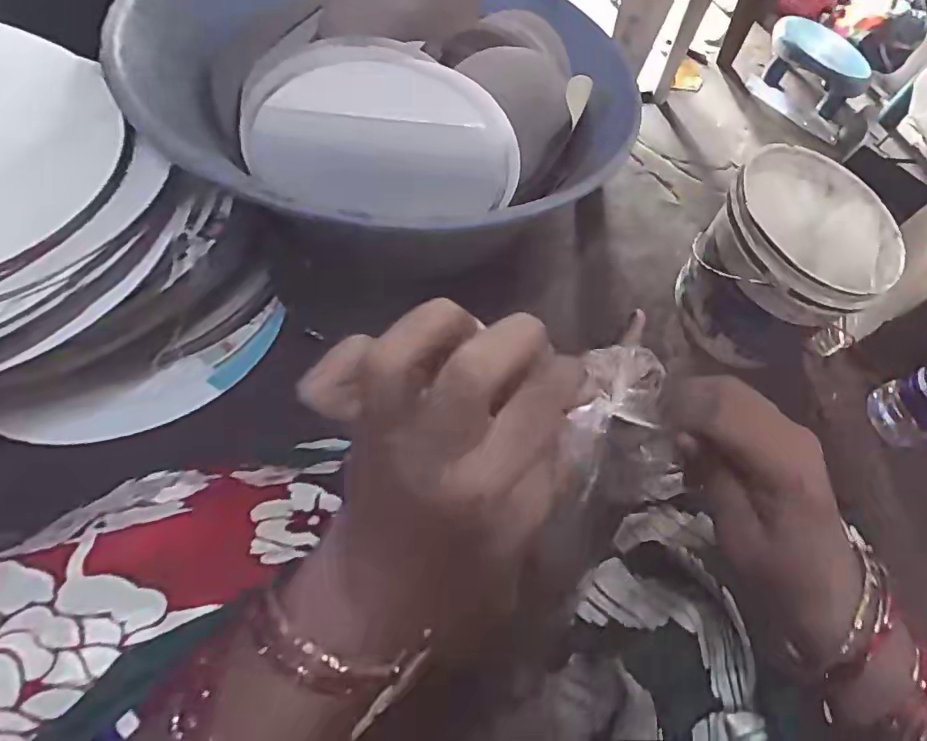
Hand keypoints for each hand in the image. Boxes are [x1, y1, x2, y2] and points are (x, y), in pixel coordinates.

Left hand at [282, 301, 585, 655]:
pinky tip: (411, 358)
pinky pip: (350, 358)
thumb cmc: (463, 573)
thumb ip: (558, 456)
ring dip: (450, 324)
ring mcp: (383, 428)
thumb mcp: (529, 529)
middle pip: (475, 362)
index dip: (566, 372)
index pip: (541, 395)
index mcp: (486, 483)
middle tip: (527, 351)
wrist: (372, 601)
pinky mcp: (353, 417)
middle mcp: (432, 449)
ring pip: (404, 347)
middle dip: (521, 335)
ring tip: (470, 339)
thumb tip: (576, 391)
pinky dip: (372, 343)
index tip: (569, 375)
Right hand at [666, 374, 863, 666]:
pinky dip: (714, 409)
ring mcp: (793, 428)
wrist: (835, 592)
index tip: (652, 421)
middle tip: (655, 418)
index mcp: (784, 461)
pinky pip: (744, 405)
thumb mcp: (738, 538)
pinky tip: (697, 433)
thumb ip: (713, 478)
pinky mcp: (788, 433)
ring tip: (671, 425)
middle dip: (687, 396)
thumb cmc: (782, 576)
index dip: (684, 408)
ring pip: (735, 391)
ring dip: (699, 400)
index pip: (725, 411)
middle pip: (730, 391)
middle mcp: (792, 432)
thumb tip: (683, 436)